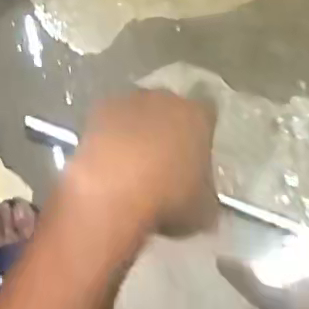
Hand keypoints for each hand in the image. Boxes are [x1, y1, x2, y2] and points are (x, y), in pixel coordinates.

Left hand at [62, 90, 218, 239]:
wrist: (113, 188)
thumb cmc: (168, 197)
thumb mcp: (204, 210)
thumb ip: (206, 193)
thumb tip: (202, 194)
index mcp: (196, 117)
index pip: (207, 113)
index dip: (204, 130)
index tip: (199, 150)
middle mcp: (165, 98)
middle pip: (171, 107)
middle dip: (170, 127)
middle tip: (167, 159)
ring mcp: (130, 99)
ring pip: (140, 110)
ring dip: (139, 128)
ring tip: (134, 162)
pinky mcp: (101, 107)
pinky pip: (113, 118)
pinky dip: (113, 133)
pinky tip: (111, 158)